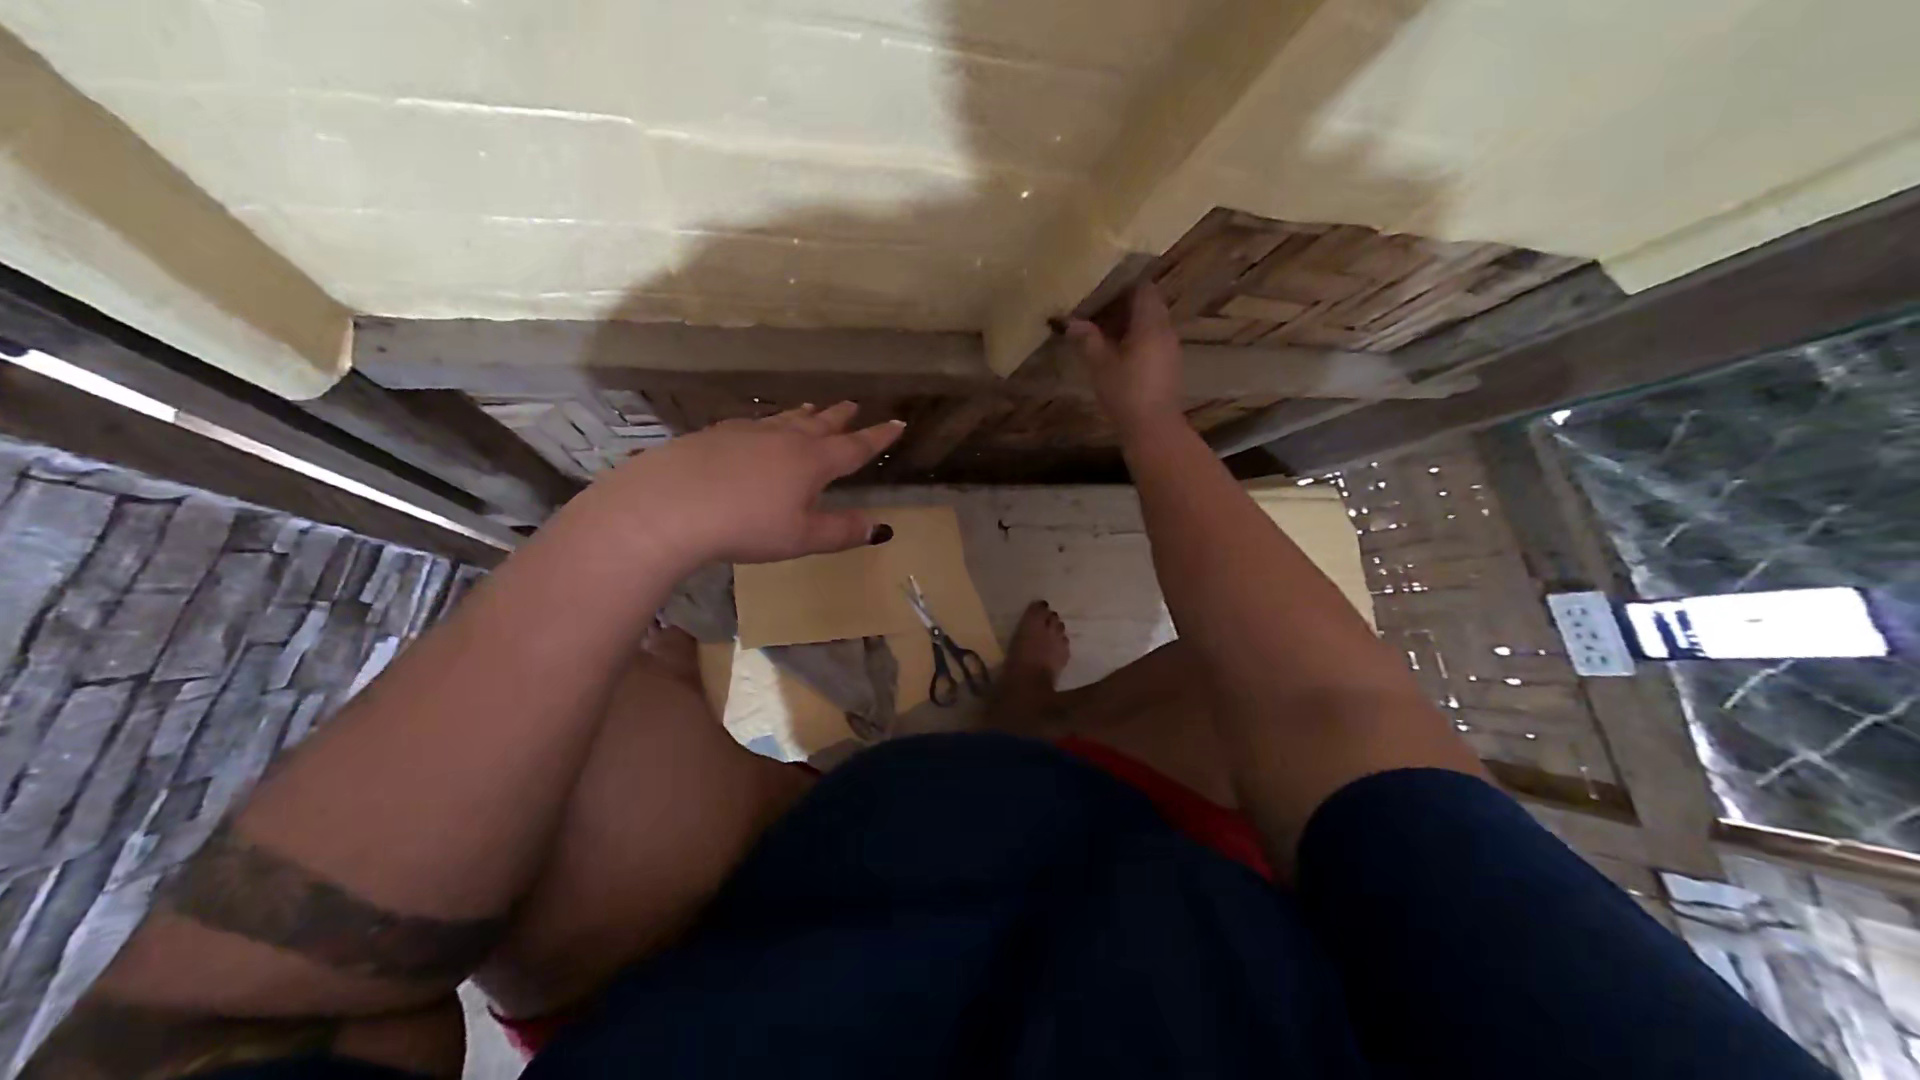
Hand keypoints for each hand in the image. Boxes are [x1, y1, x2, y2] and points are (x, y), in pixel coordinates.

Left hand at [576, 402, 904, 565]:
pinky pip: (752, 424)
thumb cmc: (746, 525)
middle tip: (854, 406)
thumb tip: (883, 528)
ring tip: (814, 409)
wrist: (669, 504)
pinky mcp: (715, 436)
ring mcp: (747, 433)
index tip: (897, 423)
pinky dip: (767, 423)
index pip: (855, 447)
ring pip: (785, 419)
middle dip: (841, 418)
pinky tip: (757, 428)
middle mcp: (784, 439)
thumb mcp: (801, 537)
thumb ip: (842, 531)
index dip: (878, 437)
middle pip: (820, 424)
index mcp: (812, 462)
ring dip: (804, 415)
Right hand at [1064, 285, 1184, 438]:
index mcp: (1151, 323)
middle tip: (1094, 310)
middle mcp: (1165, 330)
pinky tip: (1116, 353)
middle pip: (1147, 305)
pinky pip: (1152, 341)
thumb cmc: (1126, 392)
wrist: (1153, 428)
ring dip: (1128, 324)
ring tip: (1100, 332)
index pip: (1142, 288)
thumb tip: (1069, 322)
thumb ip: (1087, 339)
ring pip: (1149, 323)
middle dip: (1121, 305)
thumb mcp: (1100, 364)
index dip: (1121, 285)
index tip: (1100, 289)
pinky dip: (1135, 339)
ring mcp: (1170, 348)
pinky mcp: (1168, 365)